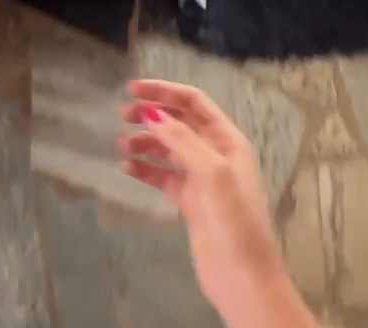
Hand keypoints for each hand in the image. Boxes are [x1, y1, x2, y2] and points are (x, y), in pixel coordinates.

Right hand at [119, 80, 317, 327]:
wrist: (245, 280)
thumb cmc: (234, 220)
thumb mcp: (212, 173)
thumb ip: (181, 139)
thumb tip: (151, 111)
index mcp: (227, 141)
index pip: (193, 103)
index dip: (164, 91)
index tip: (133, 88)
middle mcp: (215, 154)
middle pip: (179, 122)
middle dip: (152, 113)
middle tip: (123, 115)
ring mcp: (202, 179)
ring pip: (168, 148)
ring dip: (145, 142)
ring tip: (122, 145)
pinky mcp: (190, 202)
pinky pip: (163, 176)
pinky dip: (146, 169)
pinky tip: (127, 168)